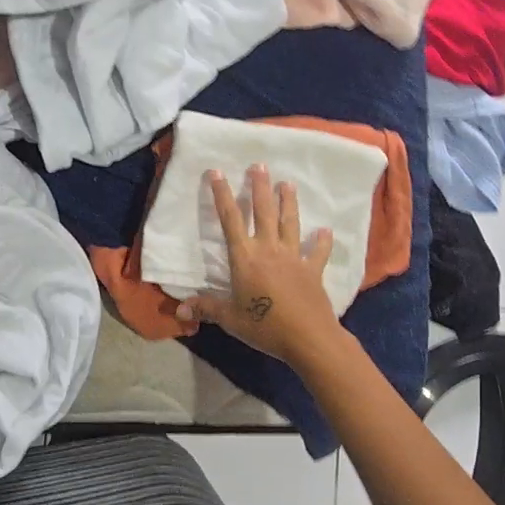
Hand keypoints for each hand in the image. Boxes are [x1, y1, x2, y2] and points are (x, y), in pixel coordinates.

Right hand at [176, 165, 348, 365]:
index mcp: (245, 258)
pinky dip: (323, 241)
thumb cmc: (265, 326)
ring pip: (290, 223)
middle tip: (259, 165)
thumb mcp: (230, 319)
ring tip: (287, 183)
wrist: (309, 339)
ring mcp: (294, 258)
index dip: (222, 194)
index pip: (230, 219)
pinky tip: (326, 230)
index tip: (217, 172)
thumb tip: (178, 309)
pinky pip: (319, 252)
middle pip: (263, 212)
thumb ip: (206, 308)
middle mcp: (269, 250)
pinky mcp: (313, 270)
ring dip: (288, 202)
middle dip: (260, 187)